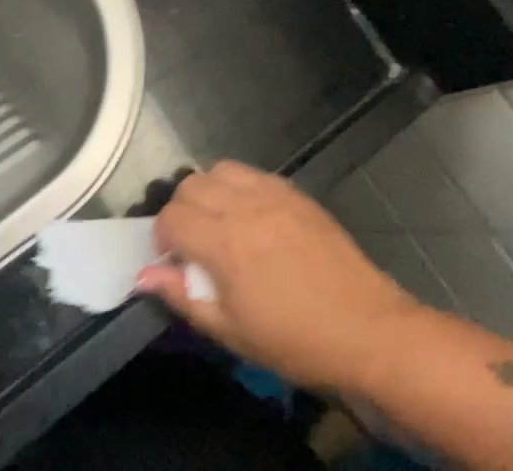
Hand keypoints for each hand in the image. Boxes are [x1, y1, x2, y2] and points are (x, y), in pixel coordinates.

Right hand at [135, 160, 422, 392]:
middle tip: (192, 243)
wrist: (368, 331)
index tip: (174, 261)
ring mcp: (274, 195)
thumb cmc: (295, 341)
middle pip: (191, 185)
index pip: (171, 218)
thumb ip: (183, 296)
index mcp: (225, 243)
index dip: (162, 239)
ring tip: (219, 224)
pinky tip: (251, 219)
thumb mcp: (231, 331)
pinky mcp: (298, 195)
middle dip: (181, 210)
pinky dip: (240, 187)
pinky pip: (254, 174)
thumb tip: (144, 276)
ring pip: (221, 170)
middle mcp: (245, 207)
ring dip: (209, 191)